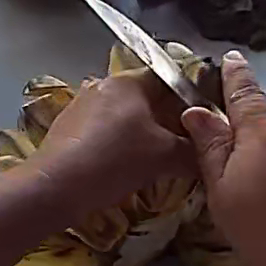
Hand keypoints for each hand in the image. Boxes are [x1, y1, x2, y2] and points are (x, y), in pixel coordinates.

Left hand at [27, 71, 195, 221]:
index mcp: (129, 81)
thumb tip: (210, 154)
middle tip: (187, 146)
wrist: (55, 187)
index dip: (193, 99)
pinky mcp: (68, 131)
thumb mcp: (164, 157)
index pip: (171, 78)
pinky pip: (105, 133)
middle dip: (168, 121)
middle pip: (147, 100)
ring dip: (144, 136)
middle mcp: (103, 86)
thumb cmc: (114, 160)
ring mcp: (82, 107)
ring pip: (125, 118)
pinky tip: (126, 168)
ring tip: (159, 161)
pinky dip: (120, 146)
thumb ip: (193, 152)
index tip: (206, 121)